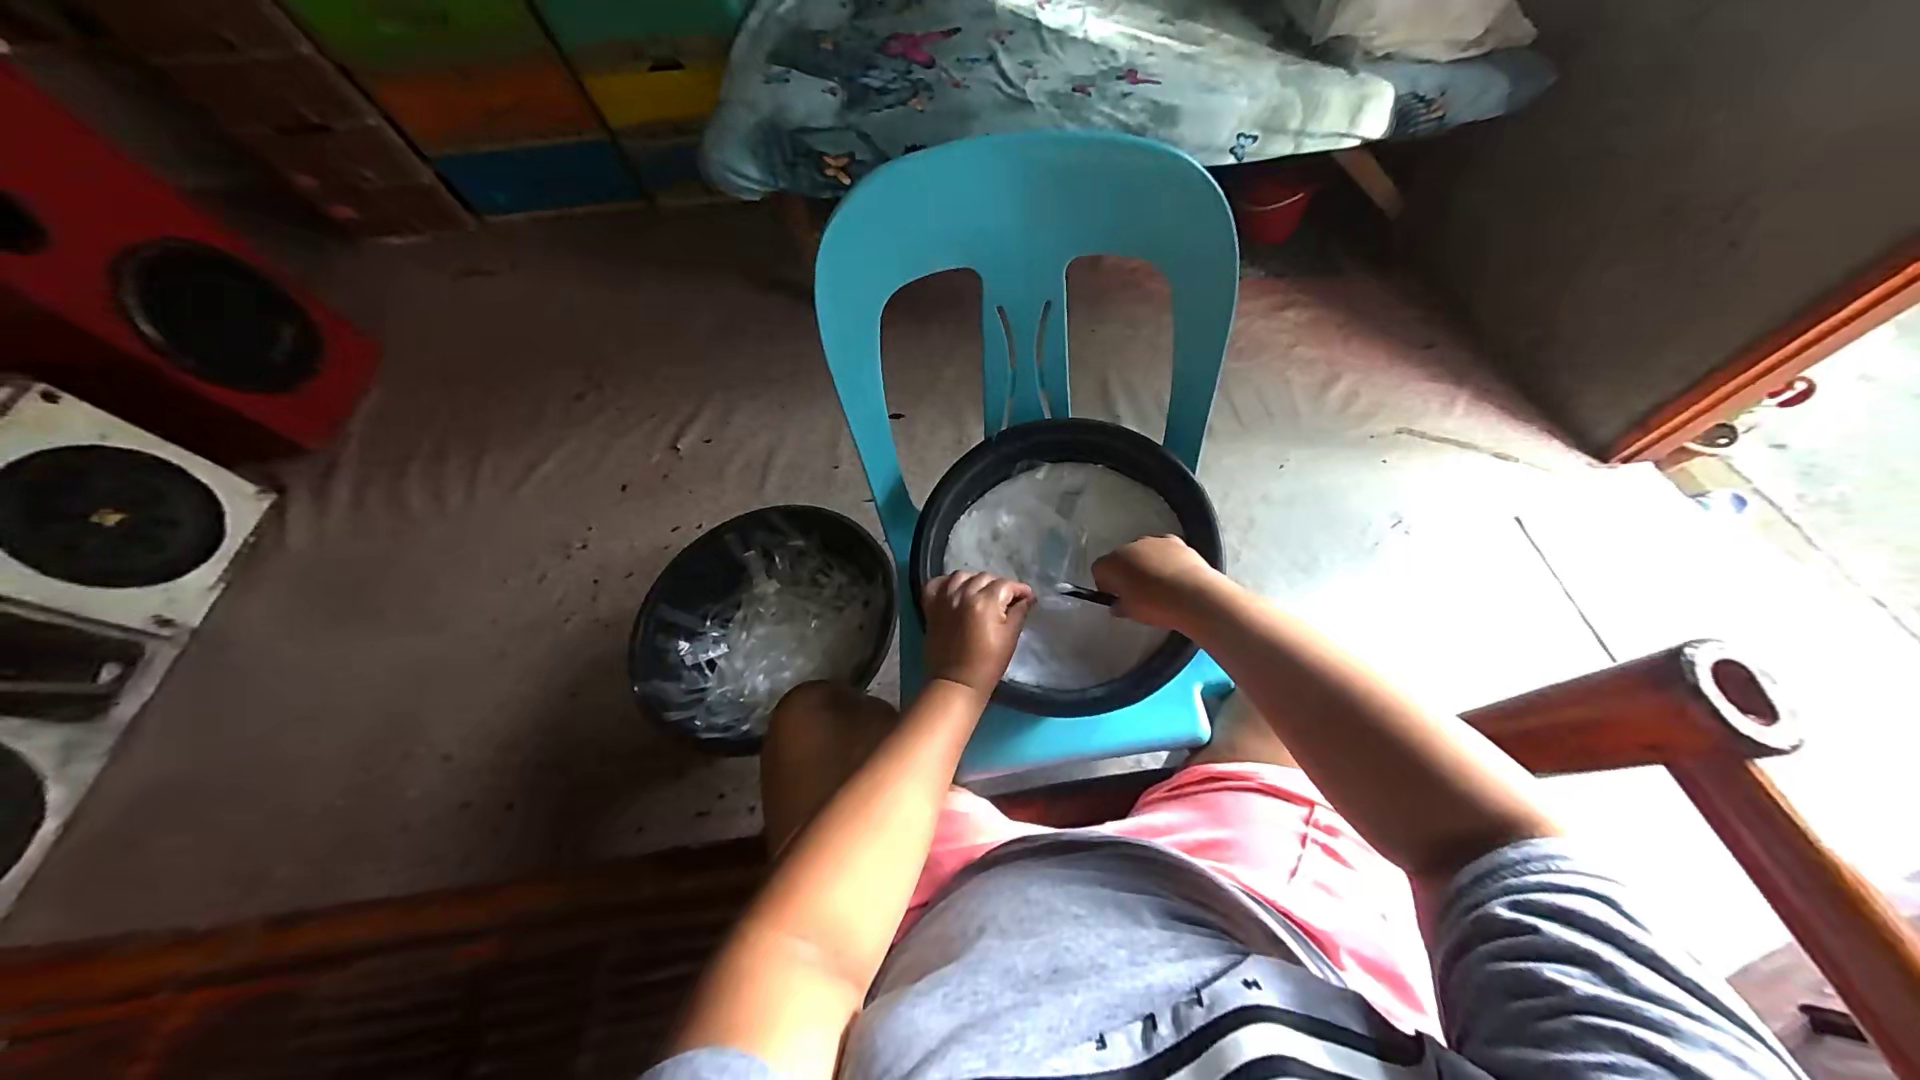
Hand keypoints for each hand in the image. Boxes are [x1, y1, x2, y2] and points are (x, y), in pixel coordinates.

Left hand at [922, 572, 1033, 693]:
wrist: (957, 682)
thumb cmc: (988, 663)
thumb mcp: (1010, 637)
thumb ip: (1019, 612)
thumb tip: (1027, 598)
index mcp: (985, 601)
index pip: (1006, 584)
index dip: (1020, 590)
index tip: (1027, 598)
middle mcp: (963, 594)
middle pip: (985, 577)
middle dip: (998, 586)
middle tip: (1005, 600)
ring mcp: (944, 599)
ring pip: (961, 576)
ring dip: (974, 581)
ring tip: (980, 594)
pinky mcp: (930, 607)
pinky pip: (937, 584)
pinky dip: (947, 583)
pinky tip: (955, 591)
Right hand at [1091, 535, 1226, 629]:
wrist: (1194, 596)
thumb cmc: (1155, 605)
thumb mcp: (1130, 612)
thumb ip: (1119, 605)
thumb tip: (1118, 604)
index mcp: (1112, 563)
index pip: (1098, 570)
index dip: (1105, 584)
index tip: (1115, 597)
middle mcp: (1129, 547)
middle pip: (1120, 558)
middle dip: (1125, 572)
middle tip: (1136, 592)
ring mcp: (1152, 541)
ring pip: (1141, 551)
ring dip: (1144, 564)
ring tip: (1157, 584)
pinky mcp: (1174, 541)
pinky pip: (1162, 549)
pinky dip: (1164, 558)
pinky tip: (1173, 574)